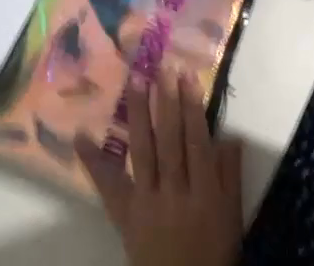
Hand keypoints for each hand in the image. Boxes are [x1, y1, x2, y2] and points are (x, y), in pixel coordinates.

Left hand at [76, 73, 242, 265]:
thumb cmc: (212, 250)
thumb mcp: (231, 216)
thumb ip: (231, 176)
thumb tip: (231, 135)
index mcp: (205, 193)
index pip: (198, 142)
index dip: (193, 108)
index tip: (188, 76)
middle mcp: (175, 192)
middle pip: (169, 140)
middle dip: (166, 101)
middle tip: (162, 66)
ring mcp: (147, 201)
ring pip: (143, 150)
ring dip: (138, 113)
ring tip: (135, 80)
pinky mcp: (124, 212)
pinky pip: (108, 184)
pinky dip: (93, 160)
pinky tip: (81, 135)